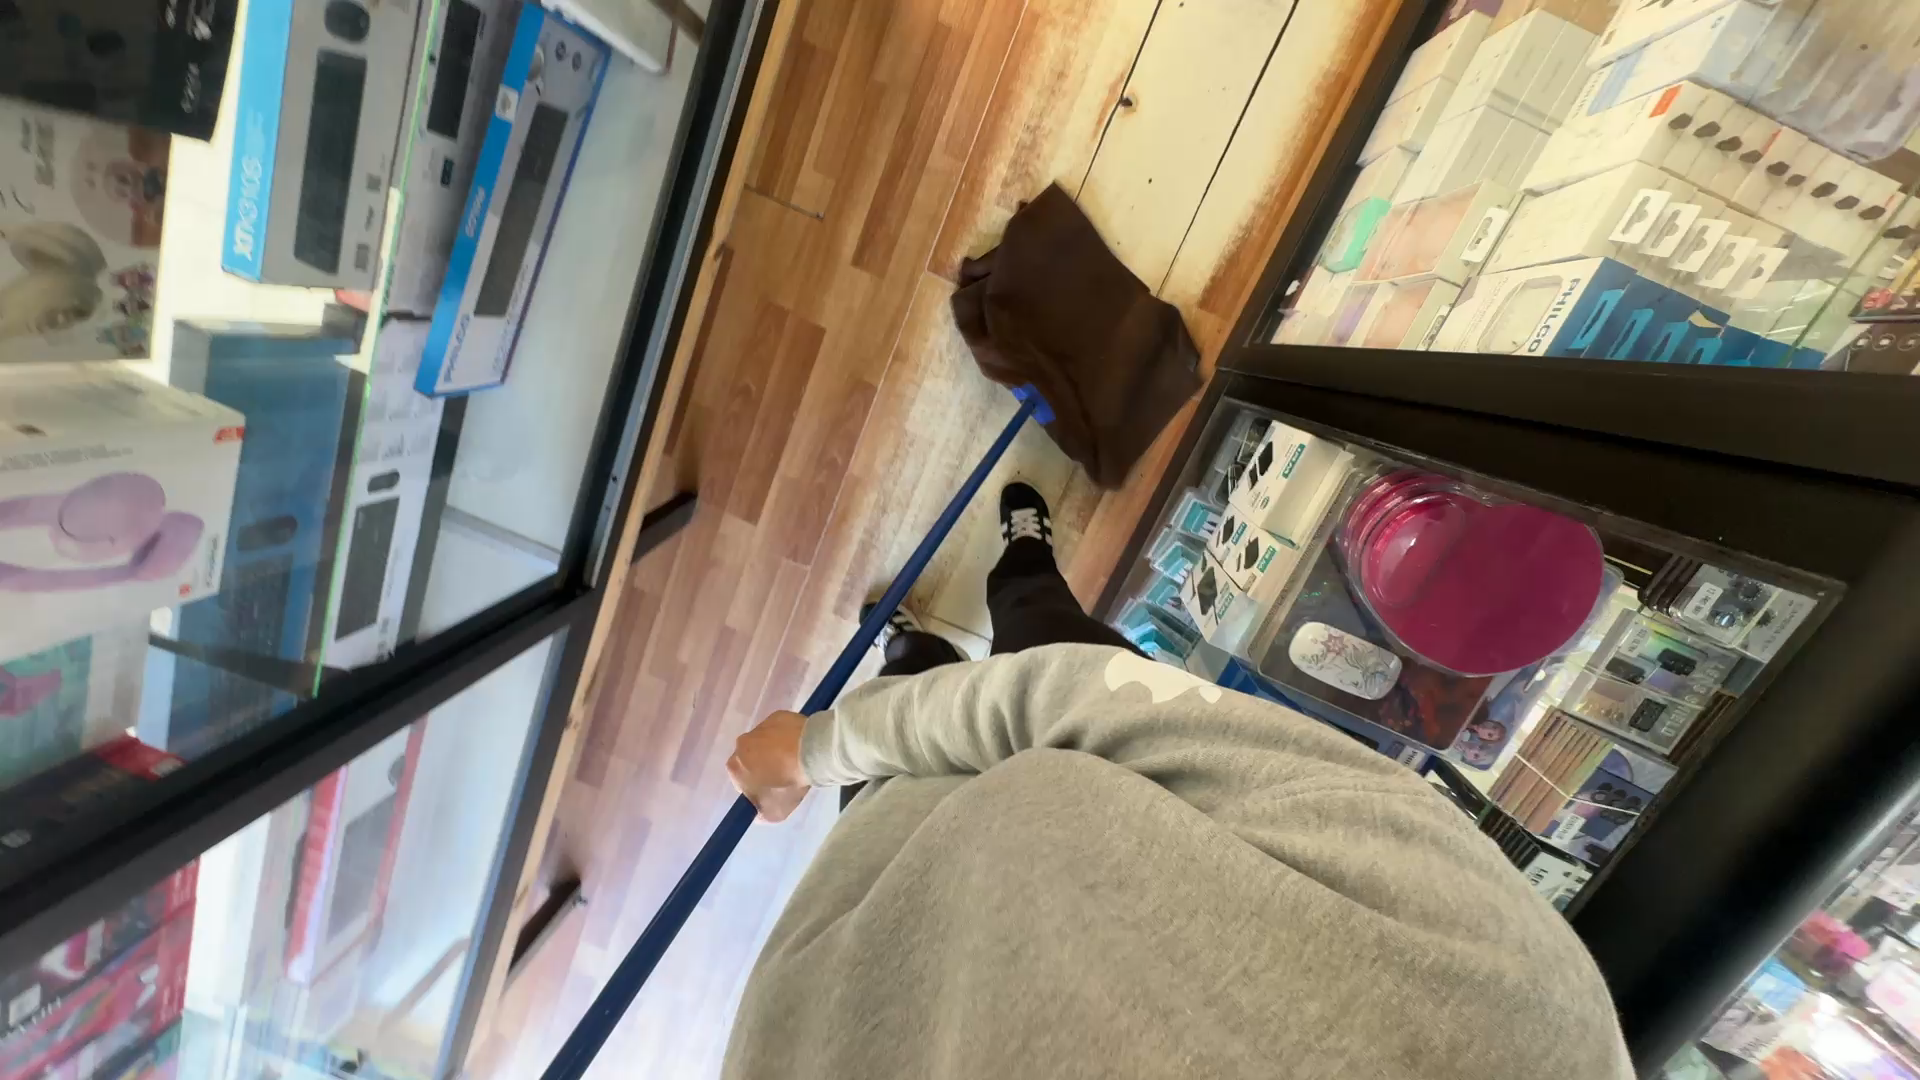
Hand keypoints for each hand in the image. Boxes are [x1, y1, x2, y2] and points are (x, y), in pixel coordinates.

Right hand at [728, 711, 809, 822]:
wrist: (811, 751)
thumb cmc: (788, 783)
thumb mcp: (773, 812)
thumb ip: (760, 814)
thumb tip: (757, 812)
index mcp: (735, 766)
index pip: (741, 780)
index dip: (756, 787)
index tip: (772, 789)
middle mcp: (742, 743)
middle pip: (751, 758)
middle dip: (764, 765)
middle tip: (784, 773)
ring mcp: (760, 726)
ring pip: (765, 742)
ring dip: (775, 749)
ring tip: (795, 758)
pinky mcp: (778, 715)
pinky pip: (779, 729)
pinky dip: (787, 735)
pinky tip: (800, 743)